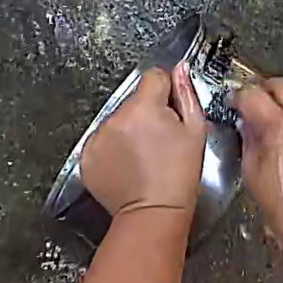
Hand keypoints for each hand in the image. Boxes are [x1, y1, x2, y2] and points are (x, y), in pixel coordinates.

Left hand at [81, 64, 207, 218]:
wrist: (153, 213)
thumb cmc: (178, 176)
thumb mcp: (195, 132)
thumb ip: (186, 94)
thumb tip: (180, 69)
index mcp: (144, 107)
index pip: (153, 77)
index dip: (166, 92)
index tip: (171, 112)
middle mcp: (116, 118)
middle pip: (134, 100)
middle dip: (146, 113)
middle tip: (159, 141)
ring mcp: (98, 137)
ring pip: (117, 120)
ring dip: (128, 130)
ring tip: (143, 156)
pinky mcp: (87, 155)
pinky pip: (103, 140)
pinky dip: (113, 148)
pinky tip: (128, 164)